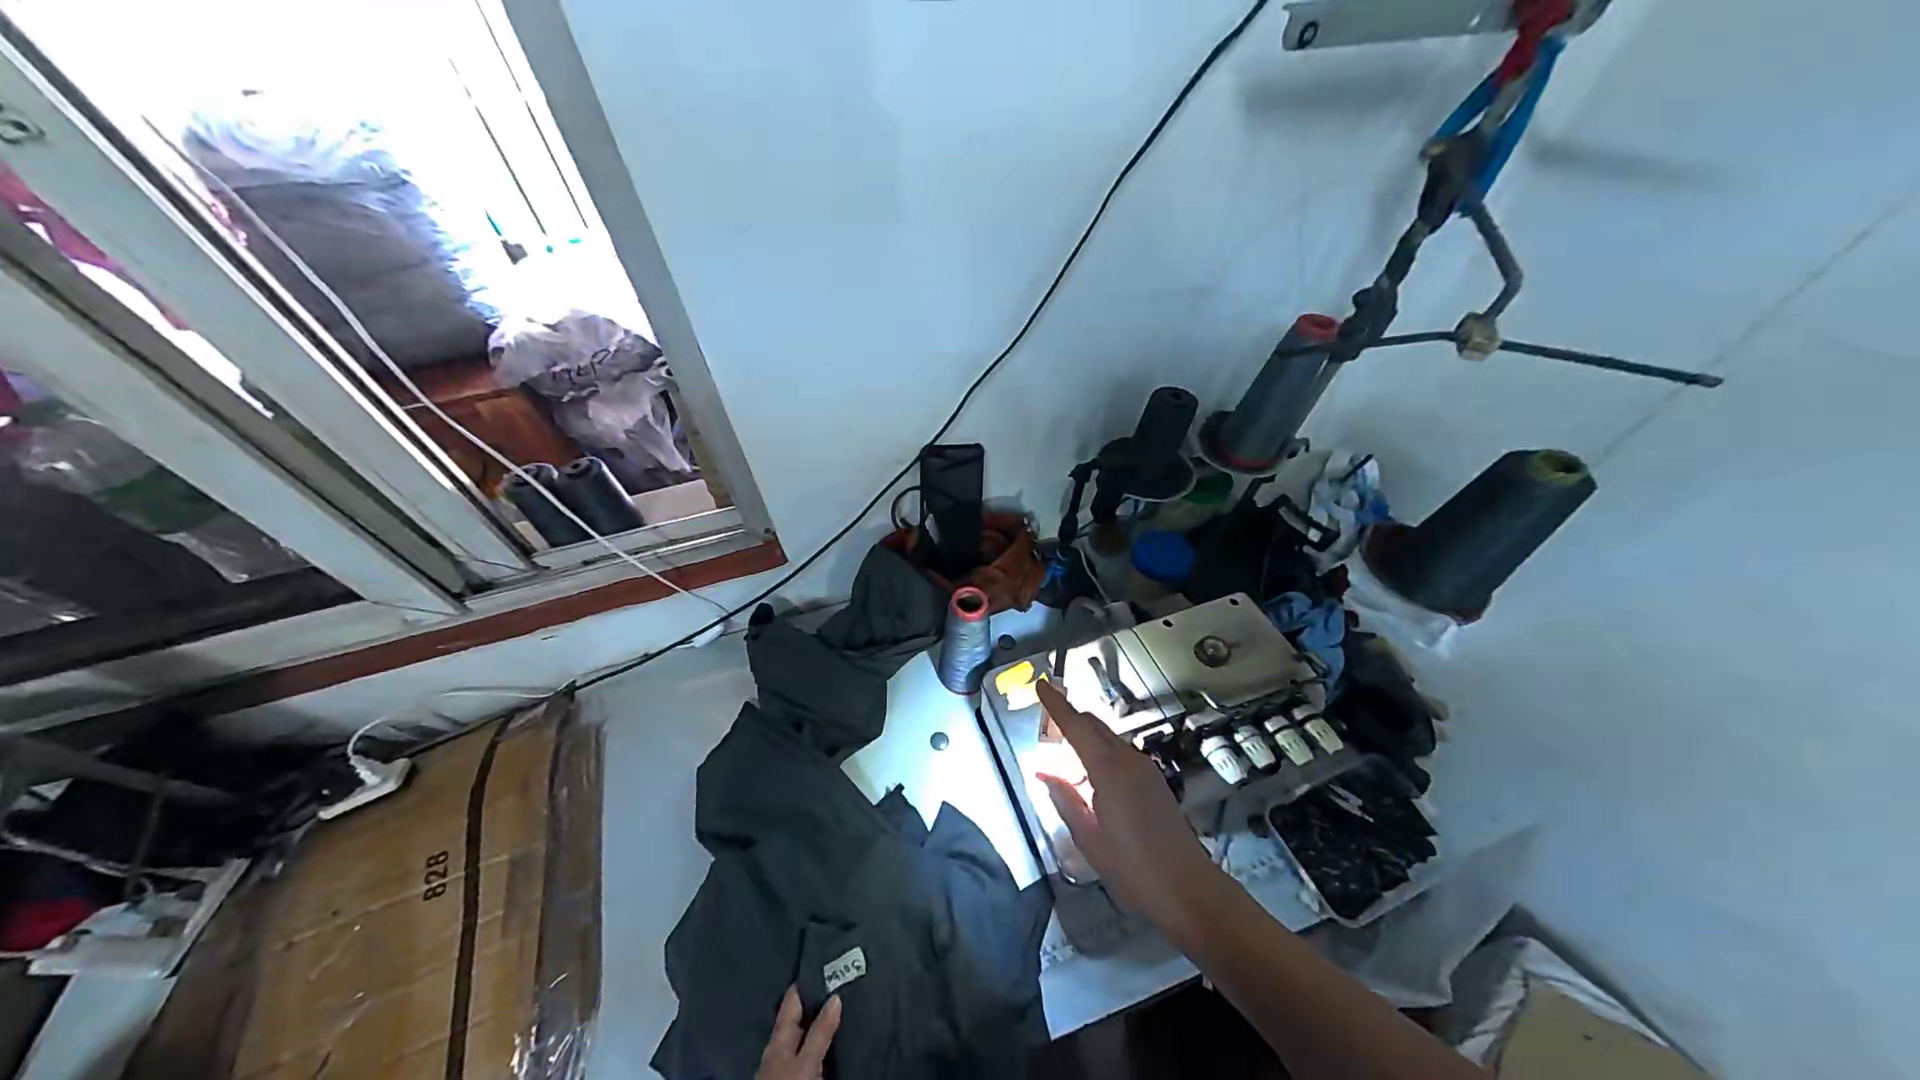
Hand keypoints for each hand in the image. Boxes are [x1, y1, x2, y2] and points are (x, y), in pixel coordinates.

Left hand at [756, 986, 841, 1079]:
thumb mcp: (806, 1061)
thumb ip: (820, 1031)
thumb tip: (836, 996)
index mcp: (778, 1035)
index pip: (792, 998)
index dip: (807, 980)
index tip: (825, 964)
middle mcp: (778, 1044)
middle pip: (797, 1015)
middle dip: (815, 1000)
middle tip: (839, 984)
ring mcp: (781, 1061)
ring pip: (801, 1033)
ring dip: (817, 1021)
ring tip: (839, 1007)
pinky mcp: (788, 1074)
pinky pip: (804, 1048)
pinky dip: (816, 1039)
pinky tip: (829, 1038)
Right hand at [1034, 678, 1225, 935]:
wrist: (1188, 889)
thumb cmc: (1132, 867)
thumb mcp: (1088, 838)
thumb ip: (1065, 799)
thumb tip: (1044, 773)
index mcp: (1108, 769)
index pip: (1076, 725)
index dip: (1056, 704)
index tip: (1041, 685)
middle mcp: (1129, 759)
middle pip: (1094, 725)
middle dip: (1069, 720)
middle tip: (1045, 731)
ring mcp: (1146, 768)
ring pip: (1108, 739)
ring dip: (1085, 740)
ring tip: (1063, 761)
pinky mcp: (1155, 781)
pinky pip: (1120, 754)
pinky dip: (1100, 755)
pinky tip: (1089, 780)